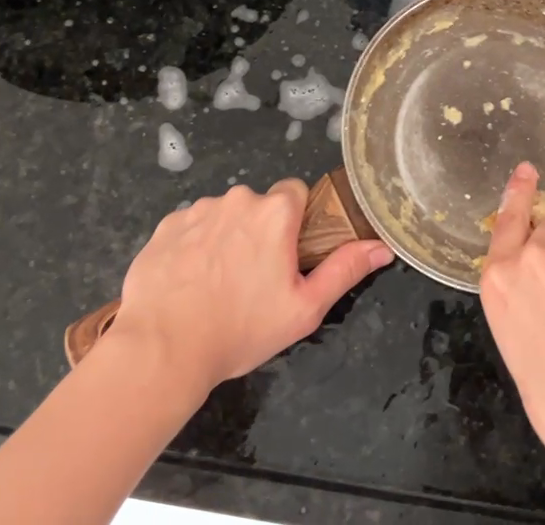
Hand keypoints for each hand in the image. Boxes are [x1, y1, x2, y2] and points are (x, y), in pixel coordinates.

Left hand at [112, 180, 393, 390]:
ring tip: (219, 286)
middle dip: (260, 233)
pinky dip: (194, 248)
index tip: (289, 254)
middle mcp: (236, 200)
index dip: (297, 222)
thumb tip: (382, 246)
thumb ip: (345, 269)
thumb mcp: (305, 308)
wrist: (162, 349)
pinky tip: (191, 283)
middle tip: (255, 280)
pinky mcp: (164, 228)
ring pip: (224, 216)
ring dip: (227, 239)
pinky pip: (190, 228)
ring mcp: (196, 211)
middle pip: (259, 206)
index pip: (296, 193)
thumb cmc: (240, 329)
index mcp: (275, 212)